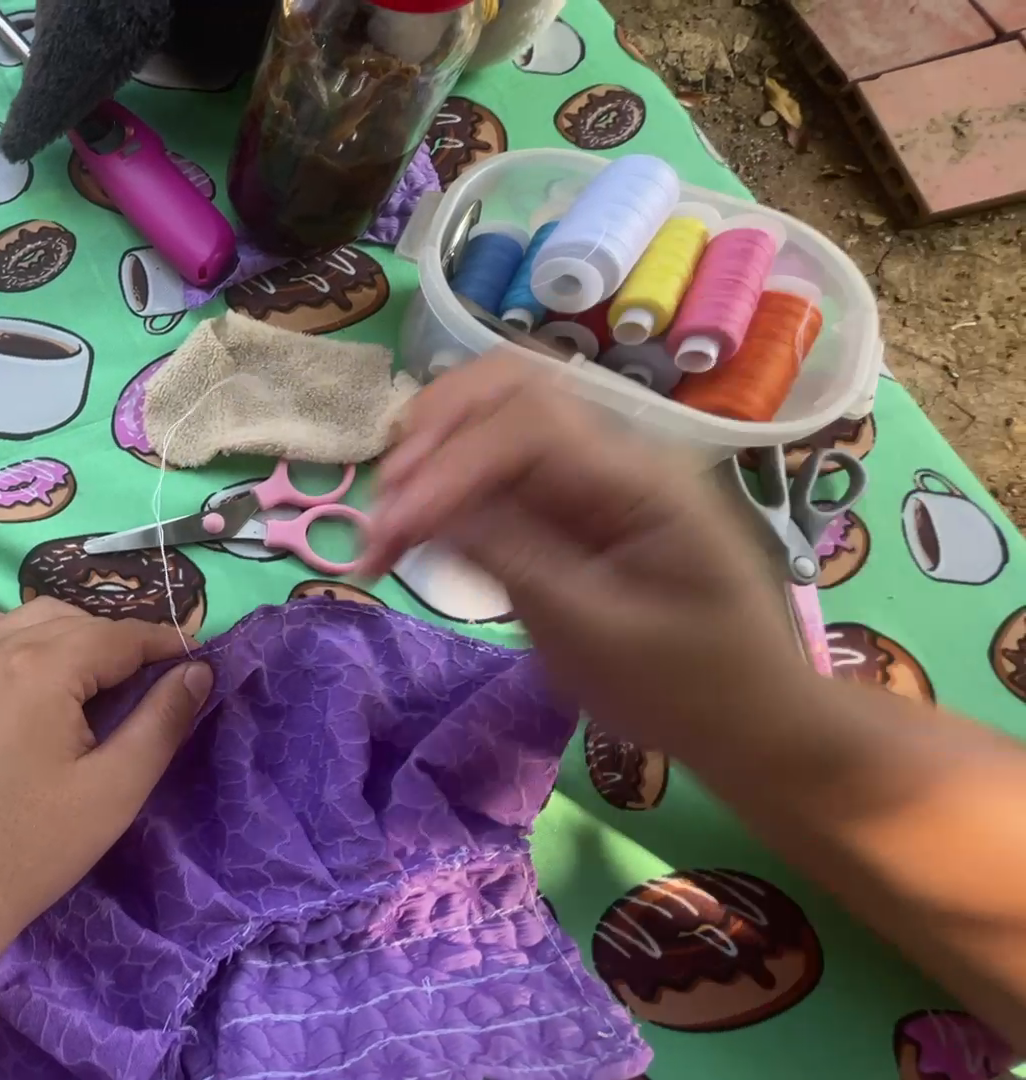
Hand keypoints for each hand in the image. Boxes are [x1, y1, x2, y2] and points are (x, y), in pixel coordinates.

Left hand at [0, 598, 212, 944]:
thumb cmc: (38, 845)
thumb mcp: (117, 787)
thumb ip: (162, 720)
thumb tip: (197, 670)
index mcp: (41, 667)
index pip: (119, 635)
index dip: (165, 644)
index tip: (199, 661)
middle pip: (78, 622)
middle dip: (124, 643)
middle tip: (155, 686)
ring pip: (30, 616)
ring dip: (73, 632)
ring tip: (100, 679)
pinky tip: (13, 646)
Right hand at [358, 353, 809, 752]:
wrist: (744, 716)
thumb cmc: (683, 685)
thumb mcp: (595, 632)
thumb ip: (513, 560)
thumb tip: (426, 510)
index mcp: (641, 481)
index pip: (527, 428)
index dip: (446, 468)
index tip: (391, 530)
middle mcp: (608, 455)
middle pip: (505, 388)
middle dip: (429, 433)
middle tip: (385, 504)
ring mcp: (580, 472)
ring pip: (484, 418)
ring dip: (423, 457)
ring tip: (386, 524)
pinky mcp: (553, 499)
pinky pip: (480, 468)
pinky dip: (431, 489)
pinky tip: (405, 534)